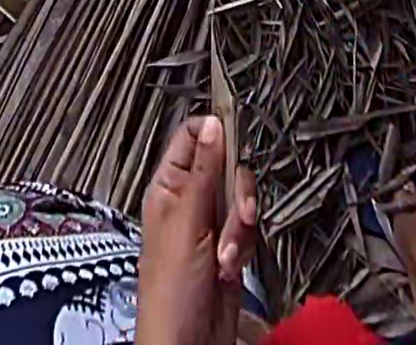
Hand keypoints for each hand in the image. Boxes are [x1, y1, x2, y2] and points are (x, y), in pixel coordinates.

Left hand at [137, 116, 258, 344]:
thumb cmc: (170, 292)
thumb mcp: (188, 222)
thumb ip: (203, 171)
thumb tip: (212, 123)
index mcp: (169, 185)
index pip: (191, 137)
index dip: (212, 131)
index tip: (234, 133)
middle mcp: (189, 199)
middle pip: (224, 165)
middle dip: (235, 191)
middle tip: (236, 208)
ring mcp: (210, 222)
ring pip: (240, 196)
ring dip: (239, 224)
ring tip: (226, 250)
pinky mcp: (229, 244)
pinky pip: (247, 226)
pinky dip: (243, 245)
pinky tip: (229, 266)